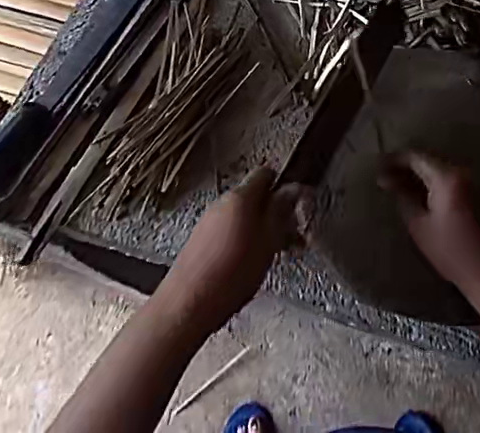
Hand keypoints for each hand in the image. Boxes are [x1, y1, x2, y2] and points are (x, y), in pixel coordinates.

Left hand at [156, 167, 301, 334]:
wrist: (185, 306)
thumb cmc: (231, 274)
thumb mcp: (268, 242)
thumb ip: (282, 212)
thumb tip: (294, 189)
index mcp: (241, 196)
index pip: (266, 173)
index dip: (283, 186)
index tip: (294, 207)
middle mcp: (222, 201)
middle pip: (254, 195)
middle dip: (273, 211)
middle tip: (289, 236)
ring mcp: (209, 220)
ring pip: (242, 213)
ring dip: (259, 227)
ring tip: (270, 254)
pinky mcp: (199, 240)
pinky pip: (228, 229)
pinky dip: (242, 239)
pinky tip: (247, 264)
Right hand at [381, 152, 479, 291]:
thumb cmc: (448, 249)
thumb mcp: (418, 224)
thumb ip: (402, 196)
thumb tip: (388, 181)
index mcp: (444, 176)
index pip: (415, 156)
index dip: (394, 160)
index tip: (377, 167)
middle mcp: (456, 171)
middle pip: (424, 158)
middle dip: (402, 165)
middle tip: (383, 176)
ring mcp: (463, 179)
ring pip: (432, 166)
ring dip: (413, 172)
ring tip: (393, 183)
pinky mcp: (465, 189)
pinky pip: (440, 175)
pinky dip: (424, 179)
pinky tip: (411, 190)